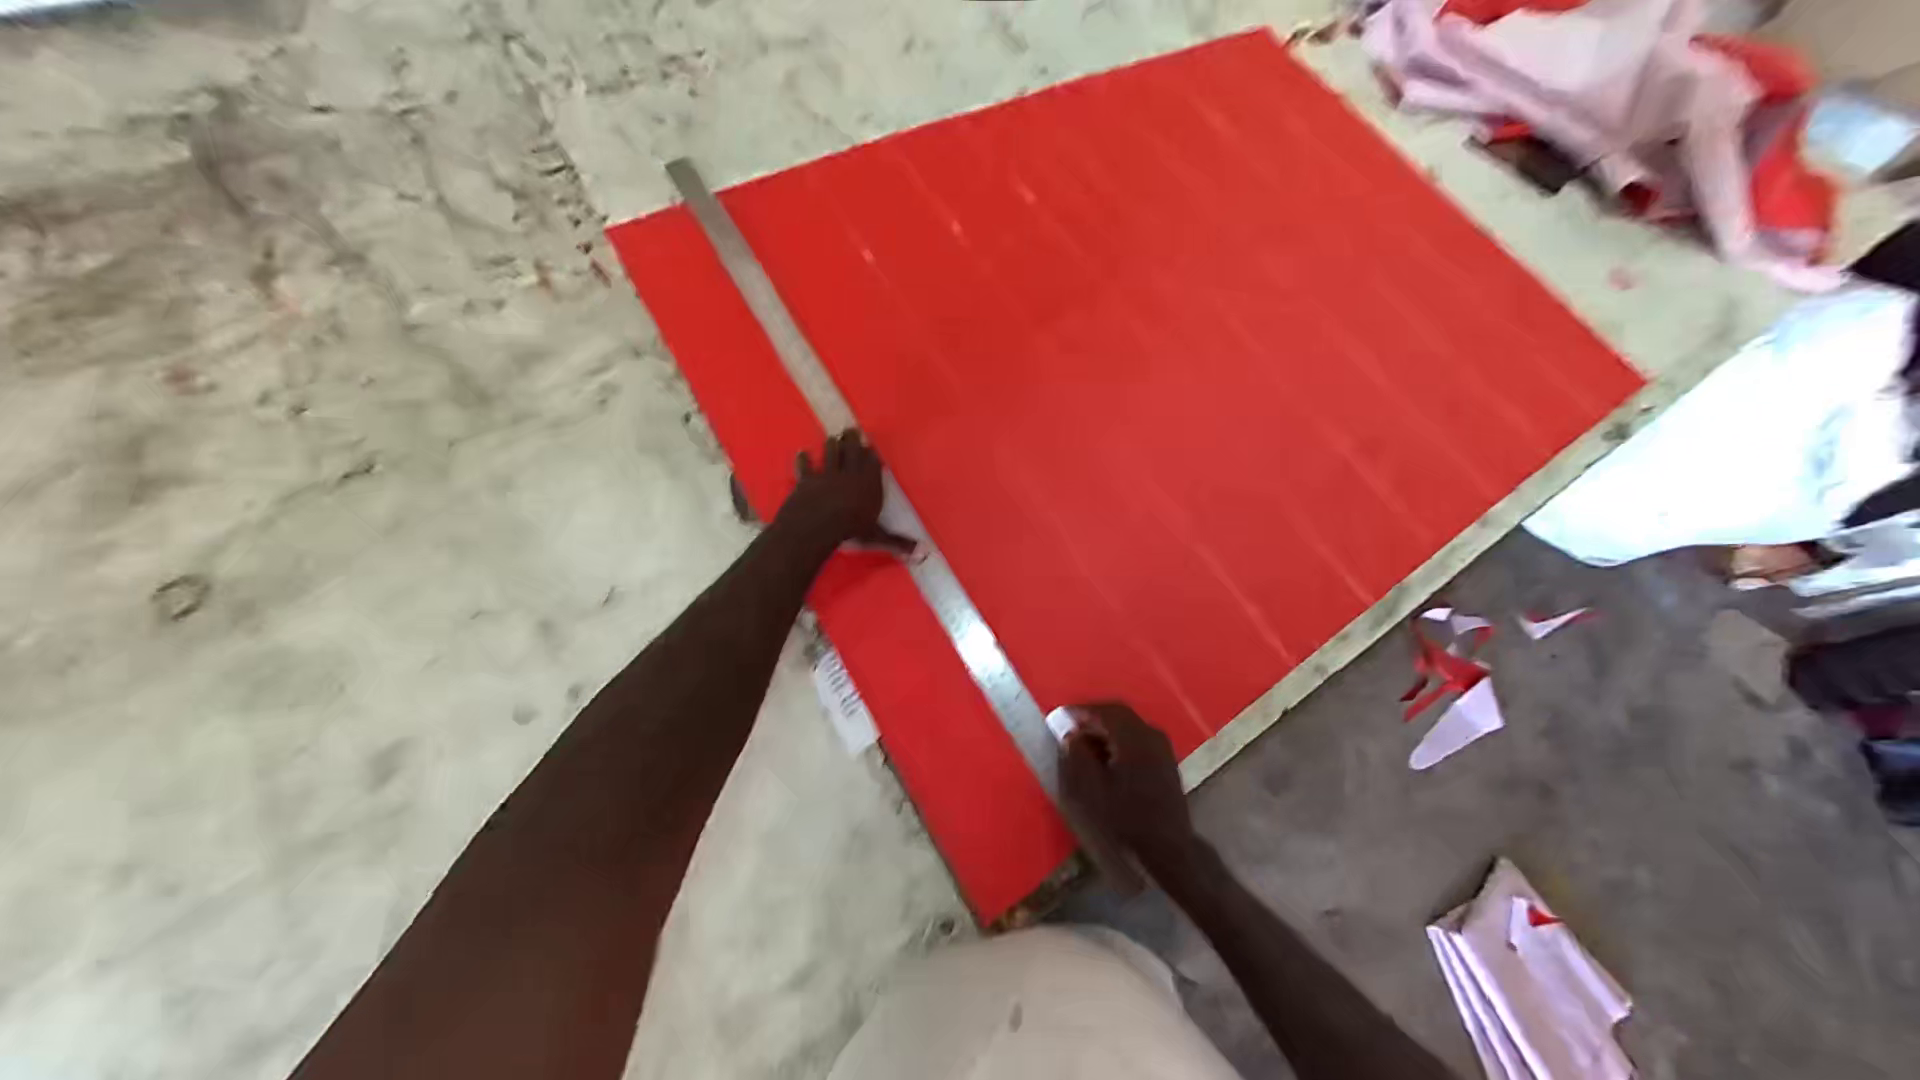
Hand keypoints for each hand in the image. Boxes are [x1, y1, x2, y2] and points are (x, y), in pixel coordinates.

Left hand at [776, 431, 916, 554]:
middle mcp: (849, 474)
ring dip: (831, 445)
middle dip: (852, 440)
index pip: (872, 463)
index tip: (870, 447)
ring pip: (830, 453)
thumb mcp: (876, 537)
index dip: (871, 454)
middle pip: (852, 451)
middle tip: (851, 429)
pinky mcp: (807, 480)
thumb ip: (896, 541)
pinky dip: (803, 460)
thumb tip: (919, 551)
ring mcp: (827, 475)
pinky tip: (801, 453)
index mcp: (869, 484)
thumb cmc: (851, 530)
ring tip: (833, 437)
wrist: (817, 525)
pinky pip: (805, 467)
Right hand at [1059, 702, 1198, 870]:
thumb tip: (1070, 734)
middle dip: (1092, 718)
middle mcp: (1151, 733)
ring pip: (1128, 726)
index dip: (1078, 712)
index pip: (1102, 711)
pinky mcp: (1166, 761)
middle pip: (1117, 714)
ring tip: (1085, 745)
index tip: (1058, 719)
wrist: (1167, 849)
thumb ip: (1076, 755)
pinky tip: (1107, 758)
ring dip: (1106, 730)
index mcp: (1133, 736)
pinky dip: (1119, 740)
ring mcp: (1162, 747)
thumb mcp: (1090, 789)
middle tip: (1070, 729)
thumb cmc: (1125, 818)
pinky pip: (1138, 738)